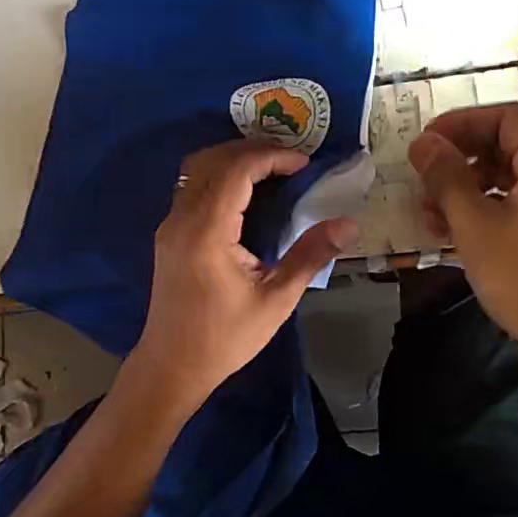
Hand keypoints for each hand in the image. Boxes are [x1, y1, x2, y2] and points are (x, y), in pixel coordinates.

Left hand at [130, 140, 357, 403]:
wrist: (172, 366)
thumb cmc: (225, 338)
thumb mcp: (276, 300)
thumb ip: (310, 255)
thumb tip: (349, 224)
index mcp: (207, 232)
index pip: (236, 171)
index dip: (272, 157)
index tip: (305, 164)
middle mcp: (181, 219)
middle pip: (213, 160)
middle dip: (253, 150)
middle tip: (291, 160)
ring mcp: (169, 225)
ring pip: (197, 170)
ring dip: (233, 160)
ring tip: (272, 169)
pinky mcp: (168, 235)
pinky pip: (192, 187)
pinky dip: (219, 176)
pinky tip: (246, 193)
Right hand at [408, 103, 517, 368]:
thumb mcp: (476, 226)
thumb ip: (446, 177)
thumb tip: (422, 143)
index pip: (506, 117)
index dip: (459, 124)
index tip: (423, 145)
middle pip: (510, 144)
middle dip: (461, 160)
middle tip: (422, 182)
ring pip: (514, 175)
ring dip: (470, 187)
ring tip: (431, 214)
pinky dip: (491, 206)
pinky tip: (457, 229)